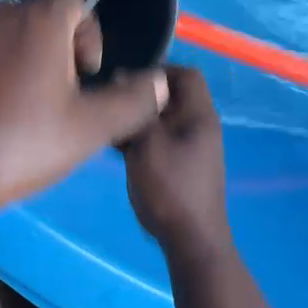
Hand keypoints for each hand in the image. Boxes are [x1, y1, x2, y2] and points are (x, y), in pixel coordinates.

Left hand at [0, 0, 170, 221]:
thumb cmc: (24, 143)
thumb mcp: (92, 127)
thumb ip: (134, 99)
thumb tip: (160, 81)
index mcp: (35, 19)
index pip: (73, 0)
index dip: (90, 34)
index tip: (86, 76)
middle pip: (41, 16)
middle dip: (60, 48)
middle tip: (63, 97)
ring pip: (10, 33)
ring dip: (28, 58)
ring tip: (31, 107)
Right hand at [121, 67, 230, 256]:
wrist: (188, 237)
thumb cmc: (170, 185)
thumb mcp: (148, 140)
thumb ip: (137, 107)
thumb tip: (122, 77)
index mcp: (199, 116)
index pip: (186, 74)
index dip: (157, 70)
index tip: (125, 80)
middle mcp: (197, 126)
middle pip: (169, 95)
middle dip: (139, 94)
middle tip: (110, 101)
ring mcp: (187, 146)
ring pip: (158, 116)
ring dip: (134, 116)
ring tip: (108, 123)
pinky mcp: (175, 162)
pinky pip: (155, 136)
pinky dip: (136, 135)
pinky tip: (114, 144)